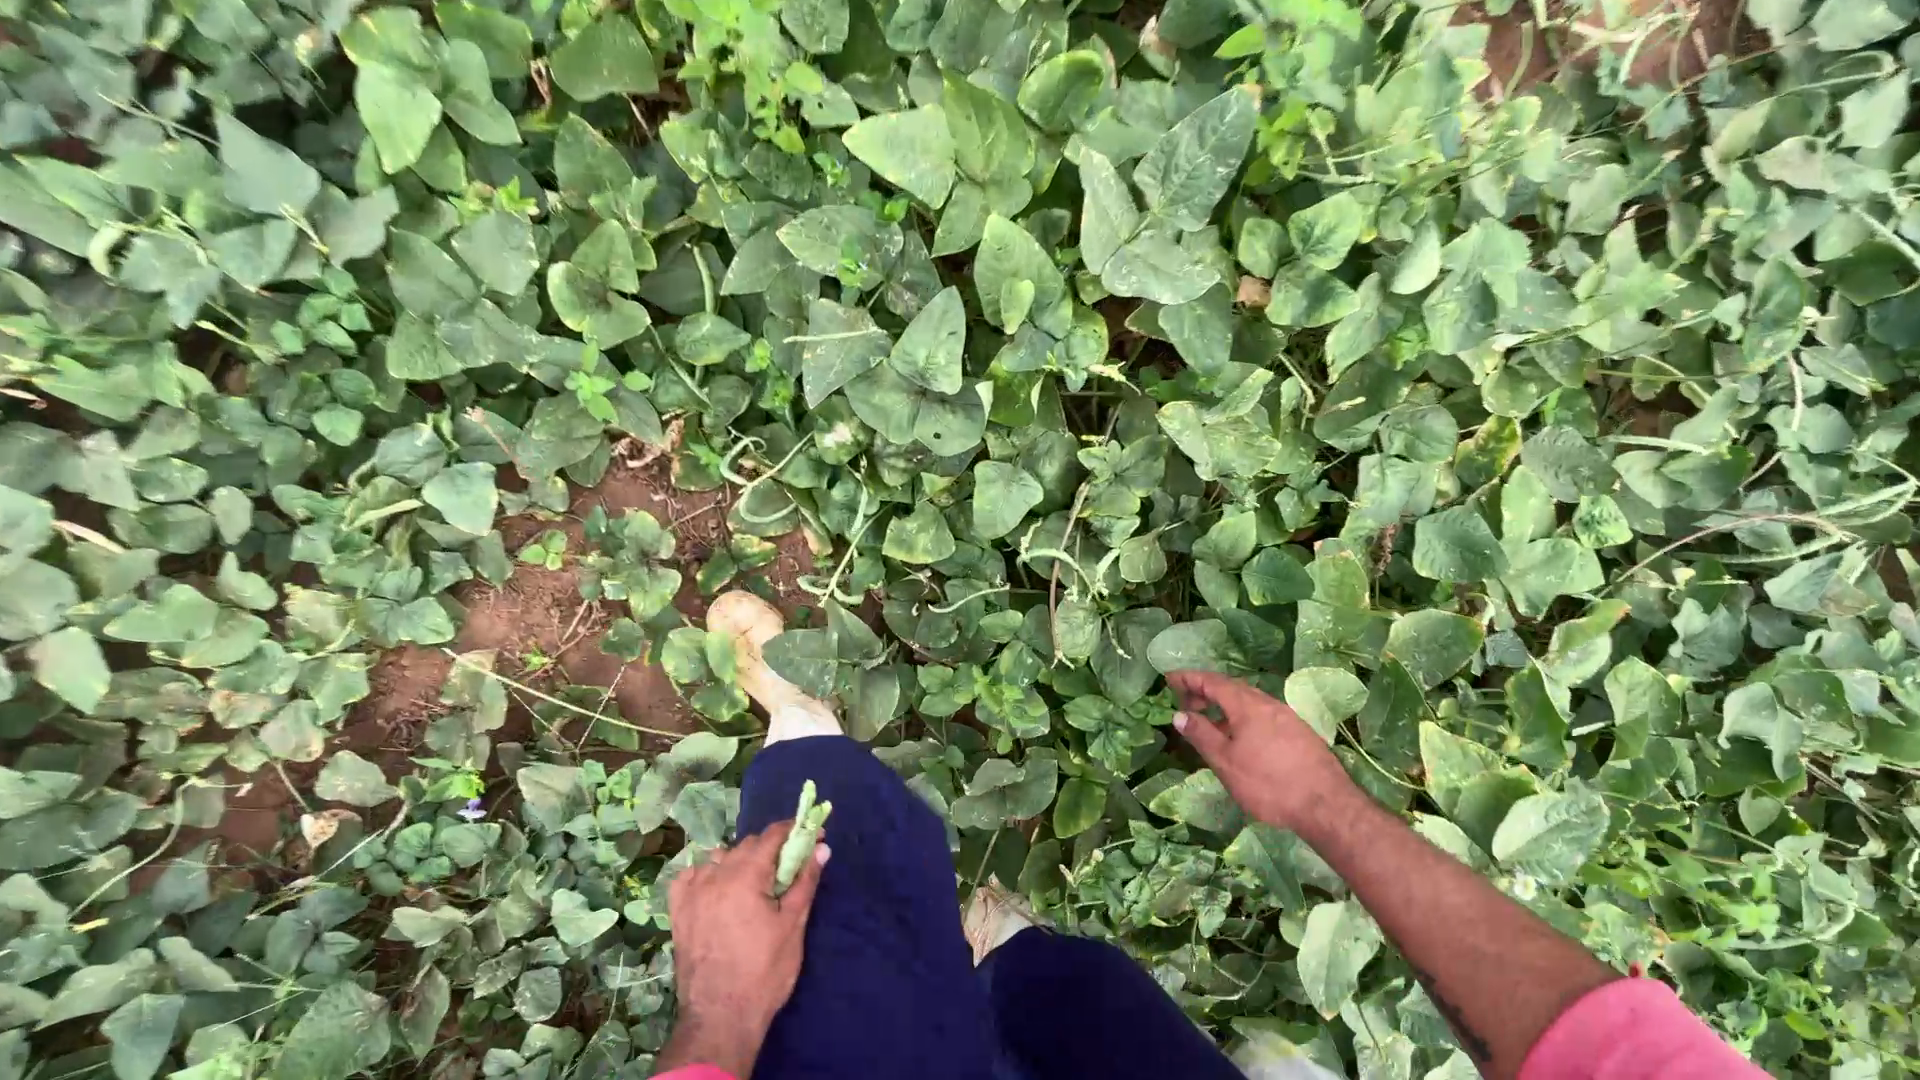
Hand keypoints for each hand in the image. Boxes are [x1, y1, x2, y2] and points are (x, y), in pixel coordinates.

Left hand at [657, 820, 828, 1077]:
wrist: (720, 1018)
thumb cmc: (764, 972)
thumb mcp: (793, 926)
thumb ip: (805, 882)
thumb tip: (821, 849)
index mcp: (746, 875)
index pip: (772, 836)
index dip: (795, 831)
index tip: (814, 835)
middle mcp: (716, 876)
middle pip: (747, 845)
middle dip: (771, 848)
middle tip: (790, 866)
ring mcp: (693, 893)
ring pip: (720, 858)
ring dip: (741, 860)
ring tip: (755, 882)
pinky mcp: (678, 912)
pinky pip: (690, 877)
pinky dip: (706, 873)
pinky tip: (716, 887)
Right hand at [1167, 670, 1354, 832]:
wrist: (1326, 806)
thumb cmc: (1268, 783)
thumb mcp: (1226, 762)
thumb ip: (1201, 735)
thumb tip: (1180, 714)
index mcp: (1247, 705)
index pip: (1212, 682)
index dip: (1189, 678)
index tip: (1170, 679)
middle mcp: (1269, 704)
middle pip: (1232, 688)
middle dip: (1206, 691)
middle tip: (1186, 704)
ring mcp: (1288, 718)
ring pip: (1250, 702)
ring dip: (1226, 706)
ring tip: (1210, 722)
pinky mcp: (1300, 733)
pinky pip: (1264, 715)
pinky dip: (1243, 717)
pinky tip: (1242, 738)